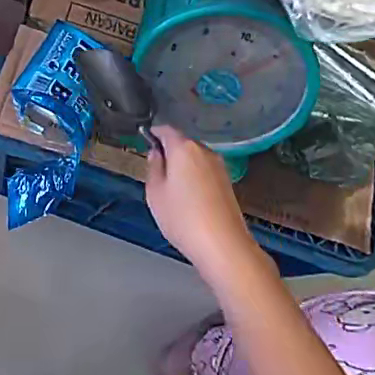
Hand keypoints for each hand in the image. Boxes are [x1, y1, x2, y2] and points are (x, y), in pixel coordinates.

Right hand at [144, 124, 267, 280]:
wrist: (222, 244)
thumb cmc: (184, 218)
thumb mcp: (155, 192)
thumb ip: (153, 167)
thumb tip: (156, 154)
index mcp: (184, 148)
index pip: (166, 130)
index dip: (154, 133)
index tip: (147, 139)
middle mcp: (204, 152)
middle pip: (183, 143)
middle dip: (169, 151)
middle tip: (155, 169)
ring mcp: (219, 167)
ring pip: (195, 158)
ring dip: (183, 166)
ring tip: (171, 189)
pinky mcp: (227, 182)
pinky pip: (205, 172)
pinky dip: (195, 178)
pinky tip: (189, 199)